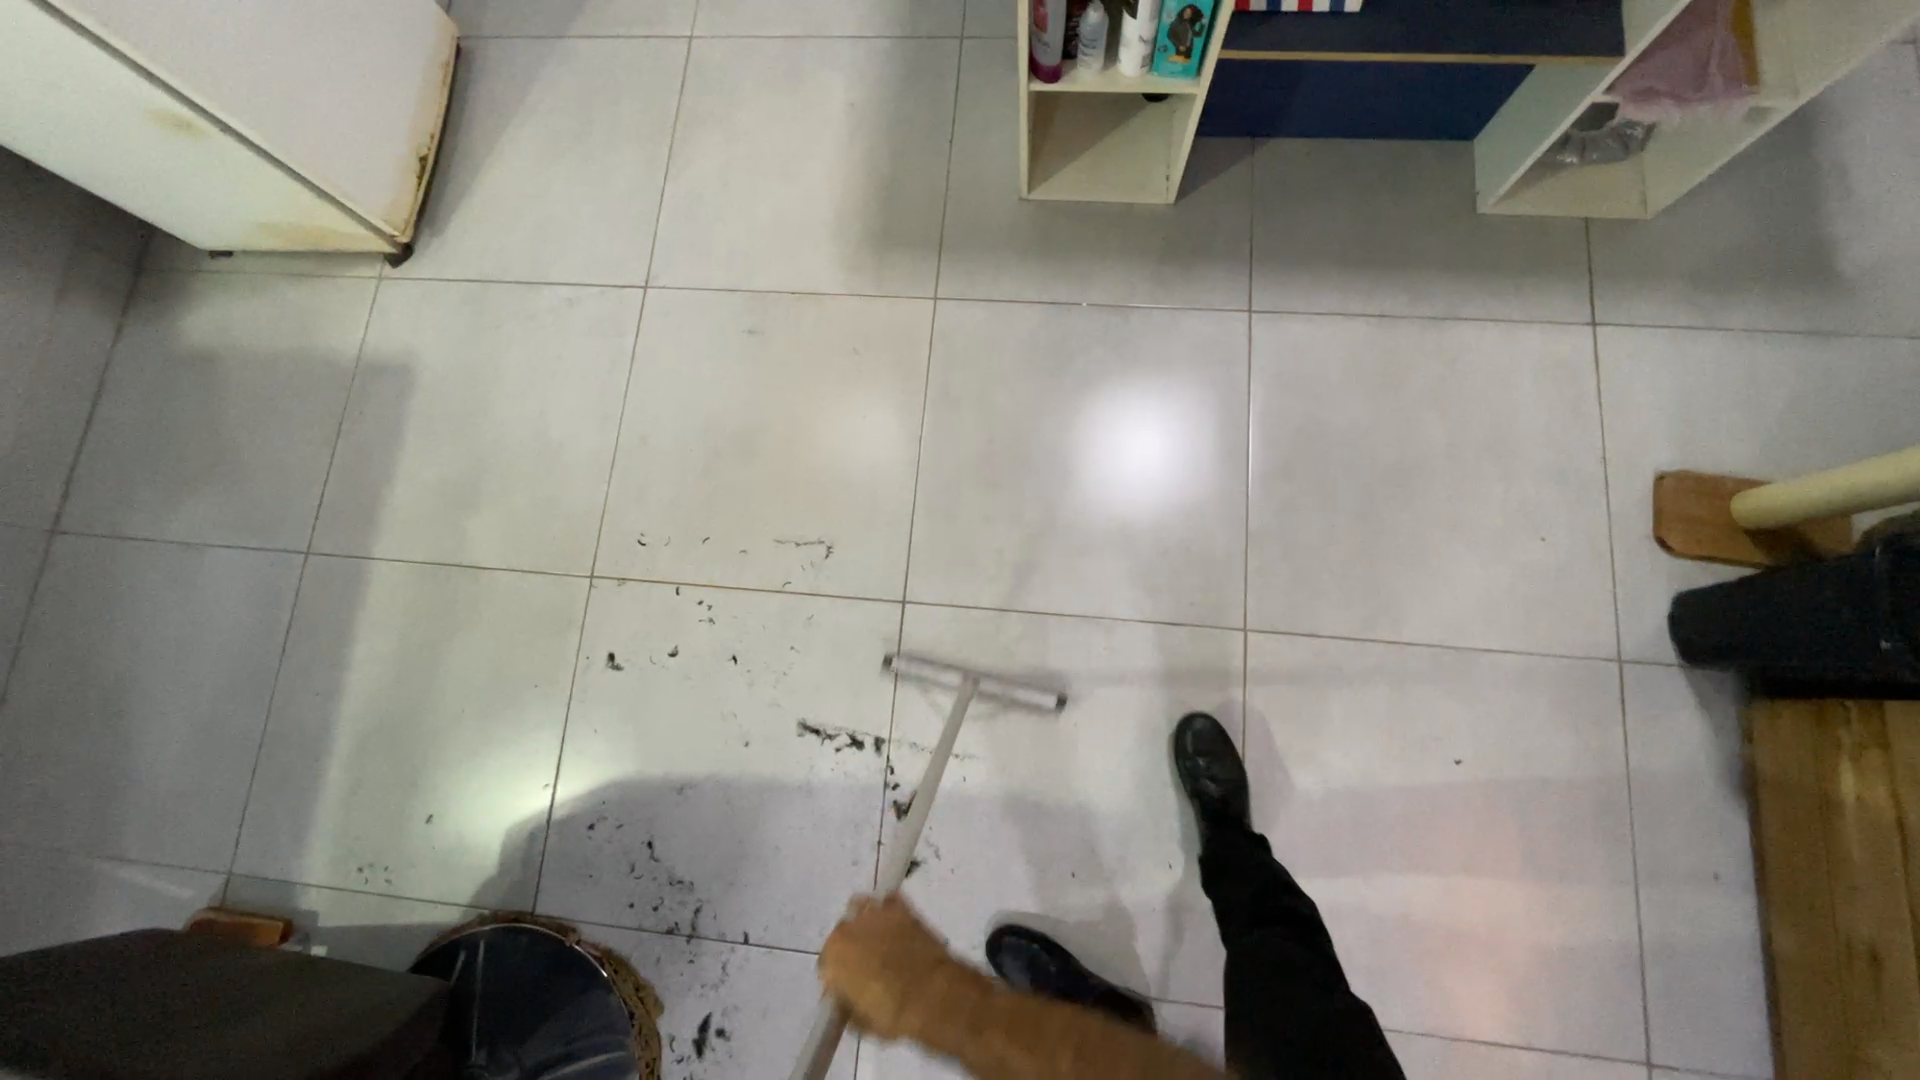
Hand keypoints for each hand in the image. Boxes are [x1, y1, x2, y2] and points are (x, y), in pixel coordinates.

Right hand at [818, 894, 979, 1040]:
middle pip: (843, 934)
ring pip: (862, 909)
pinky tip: (898, 927)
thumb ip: (846, 1004)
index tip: (849, 988)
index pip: (826, 964)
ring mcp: (875, 912)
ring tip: (880, 940)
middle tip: (867, 966)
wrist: (932, 995)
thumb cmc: (891, 1014)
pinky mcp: (901, 906)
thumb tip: (847, 998)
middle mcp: (848, 927)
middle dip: (851, 948)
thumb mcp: (859, 1022)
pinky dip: (890, 911)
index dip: (837, 978)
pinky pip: (889, 902)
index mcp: (832, 956)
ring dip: (867, 923)